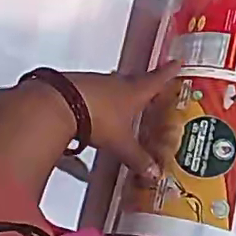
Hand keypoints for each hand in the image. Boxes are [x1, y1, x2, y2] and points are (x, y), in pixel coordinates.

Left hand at [64, 62, 180, 181]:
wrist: (59, 104)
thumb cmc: (99, 119)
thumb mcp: (120, 143)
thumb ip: (137, 158)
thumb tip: (155, 174)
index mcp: (134, 92)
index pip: (156, 80)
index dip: (168, 72)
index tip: (177, 61)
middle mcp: (116, 82)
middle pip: (134, 79)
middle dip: (143, 82)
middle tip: (150, 83)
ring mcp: (95, 81)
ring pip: (112, 83)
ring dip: (119, 89)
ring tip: (123, 97)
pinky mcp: (75, 85)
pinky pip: (92, 90)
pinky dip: (98, 97)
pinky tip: (94, 108)